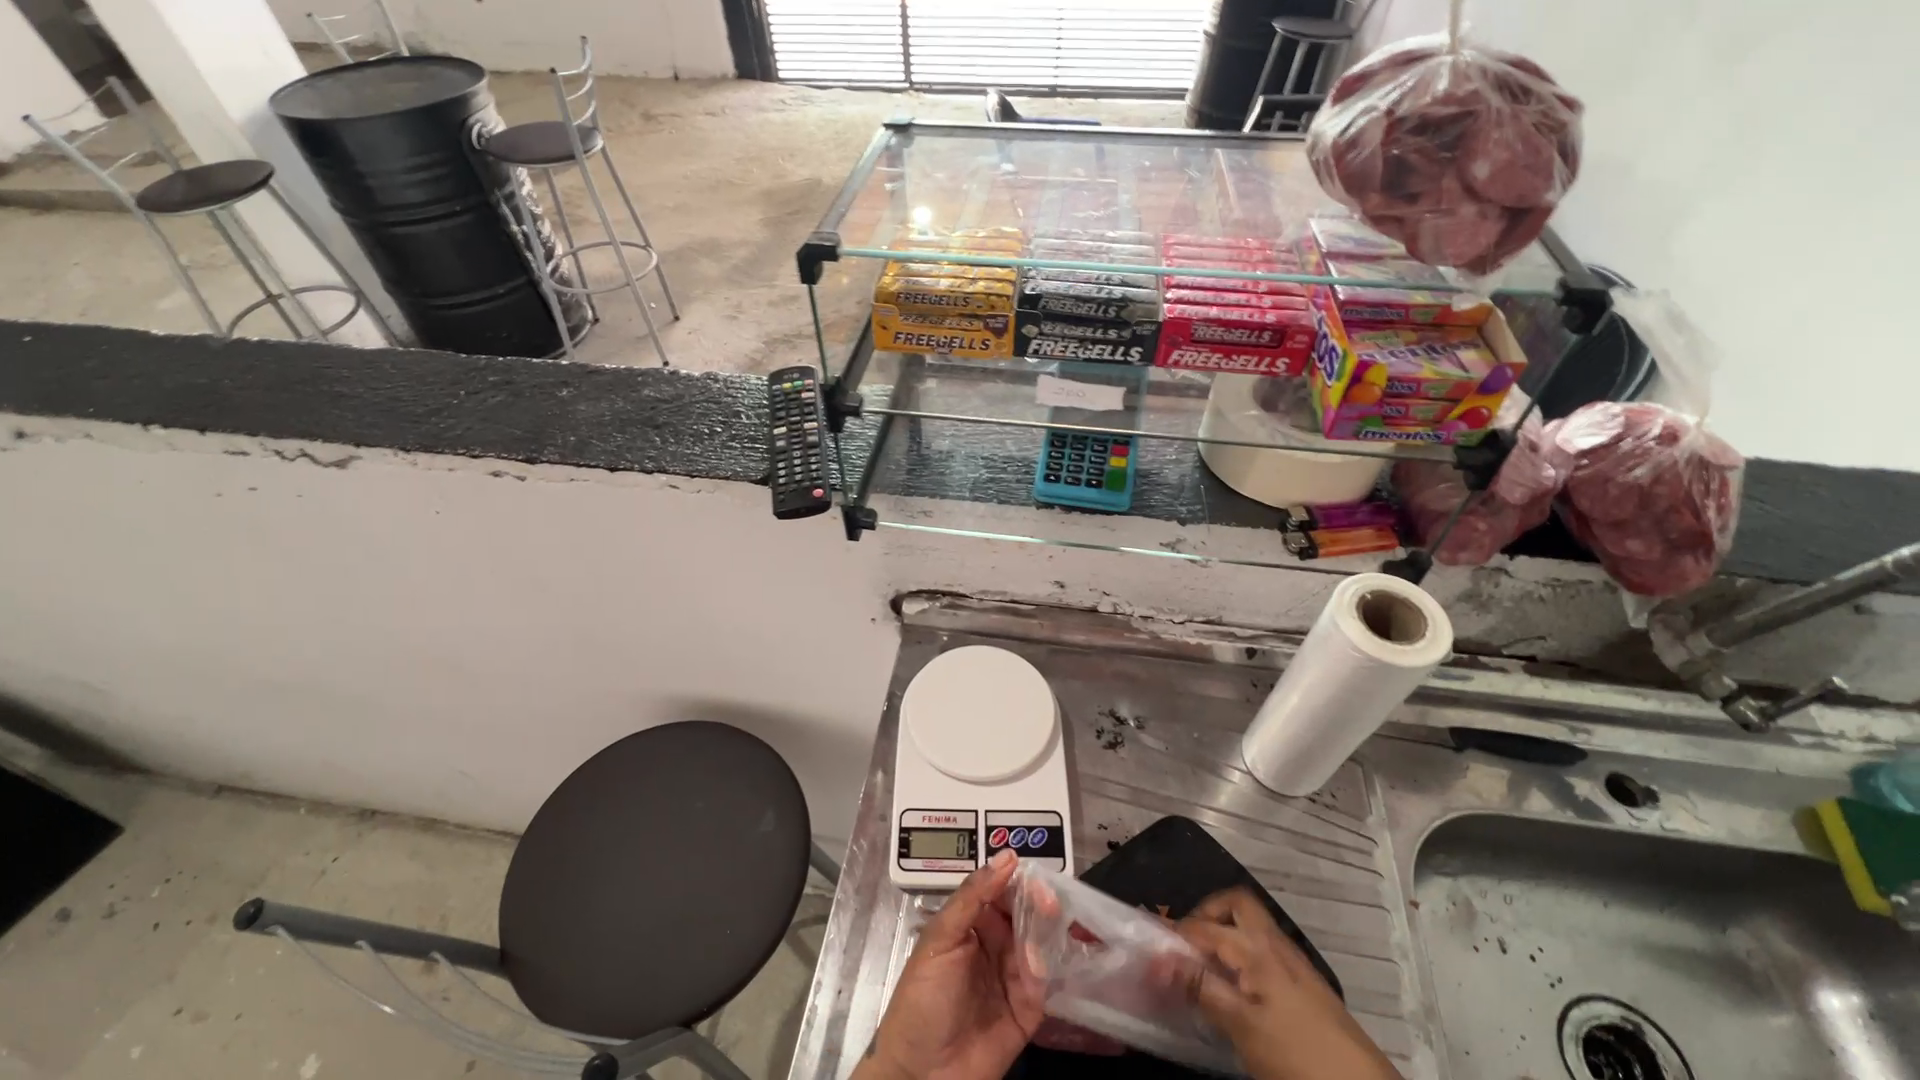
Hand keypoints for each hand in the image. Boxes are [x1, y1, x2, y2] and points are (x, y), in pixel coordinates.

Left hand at [853, 850, 1045, 1079]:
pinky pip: (1044, 982)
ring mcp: (1012, 978)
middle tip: (1049, 900)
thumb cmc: (922, 1001)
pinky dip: (1045, 969)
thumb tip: (1005, 858)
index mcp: (969, 927)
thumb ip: (972, 898)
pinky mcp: (1028, 1009)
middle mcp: (993, 947)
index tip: (1031, 872)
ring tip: (1049, 926)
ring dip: (1044, 933)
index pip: (999, 893)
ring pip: (1038, 944)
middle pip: (1024, 916)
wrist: (922, 1074)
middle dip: (1037, 904)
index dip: (1015, 881)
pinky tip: (1040, 963)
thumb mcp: (939, 941)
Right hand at [1176, 888, 1399, 1079]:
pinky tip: (1233, 991)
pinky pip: (1264, 953)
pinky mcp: (1305, 988)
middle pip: (1236, 906)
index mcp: (1258, 949)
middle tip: (1183, 947)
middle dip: (1206, 915)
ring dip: (1223, 936)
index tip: (1151, 953)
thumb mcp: (1241, 1026)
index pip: (1206, 925)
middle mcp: (1277, 946)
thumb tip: (1158, 958)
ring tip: (1200, 970)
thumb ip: (1201, 988)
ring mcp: (1295, 966)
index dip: (1175, 934)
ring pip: (1252, 929)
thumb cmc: (1297, 1057)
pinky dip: (1241, 958)